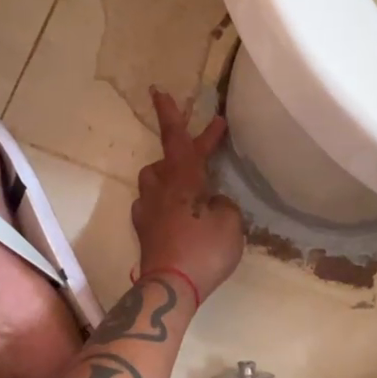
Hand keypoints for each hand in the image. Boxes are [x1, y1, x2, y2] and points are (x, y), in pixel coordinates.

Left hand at [133, 89, 243, 301]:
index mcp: (183, 179)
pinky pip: (153, 205)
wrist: (170, 286)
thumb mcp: (231, 224)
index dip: (170, 114)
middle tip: (205, 139)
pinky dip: (165, 202)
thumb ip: (224, 206)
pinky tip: (176, 213)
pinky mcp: (144, 231)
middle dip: (185, 147)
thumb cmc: (204, 250)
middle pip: (168, 158)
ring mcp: (148, 210)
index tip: (159, 91)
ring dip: (168, 175)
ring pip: (154, 180)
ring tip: (187, 183)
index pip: (177, 139)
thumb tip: (213, 204)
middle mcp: (161, 189)